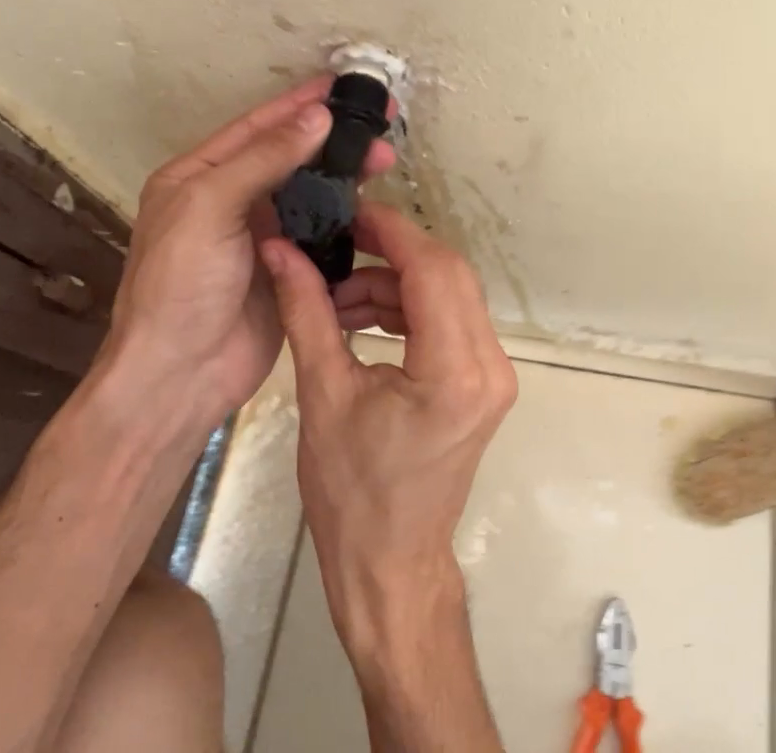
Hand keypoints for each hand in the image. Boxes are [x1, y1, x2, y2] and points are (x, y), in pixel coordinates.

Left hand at [97, 78, 393, 433]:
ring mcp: (262, 238)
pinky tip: (374, 209)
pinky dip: (347, 220)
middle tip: (382, 126)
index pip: (257, 127)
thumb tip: (317, 115)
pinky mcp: (288, 271)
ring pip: (310, 195)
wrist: (180, 374)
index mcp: (199, 177)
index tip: (345, 86)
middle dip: (333, 140)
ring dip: (345, 178)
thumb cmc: (180, 284)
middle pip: (289, 157)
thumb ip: (265, 159)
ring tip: (386, 163)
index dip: (301, 104)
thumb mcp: (210, 208)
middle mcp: (231, 201)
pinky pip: (321, 236)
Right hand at [260, 202, 517, 646]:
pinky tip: (359, 319)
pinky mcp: (482, 386)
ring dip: (394, 286)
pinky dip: (408, 312)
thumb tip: (282, 249)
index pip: (432, 270)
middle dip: (391, 252)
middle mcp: (490, 367)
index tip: (347, 213)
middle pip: (449, 275)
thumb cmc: (352, 494)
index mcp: (455, 372)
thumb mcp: (323, 395)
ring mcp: (494, 377)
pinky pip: (450, 324)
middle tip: (335, 245)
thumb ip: (308, 312)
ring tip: (333, 299)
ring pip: (450, 296)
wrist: (390, 563)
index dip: (390, 231)